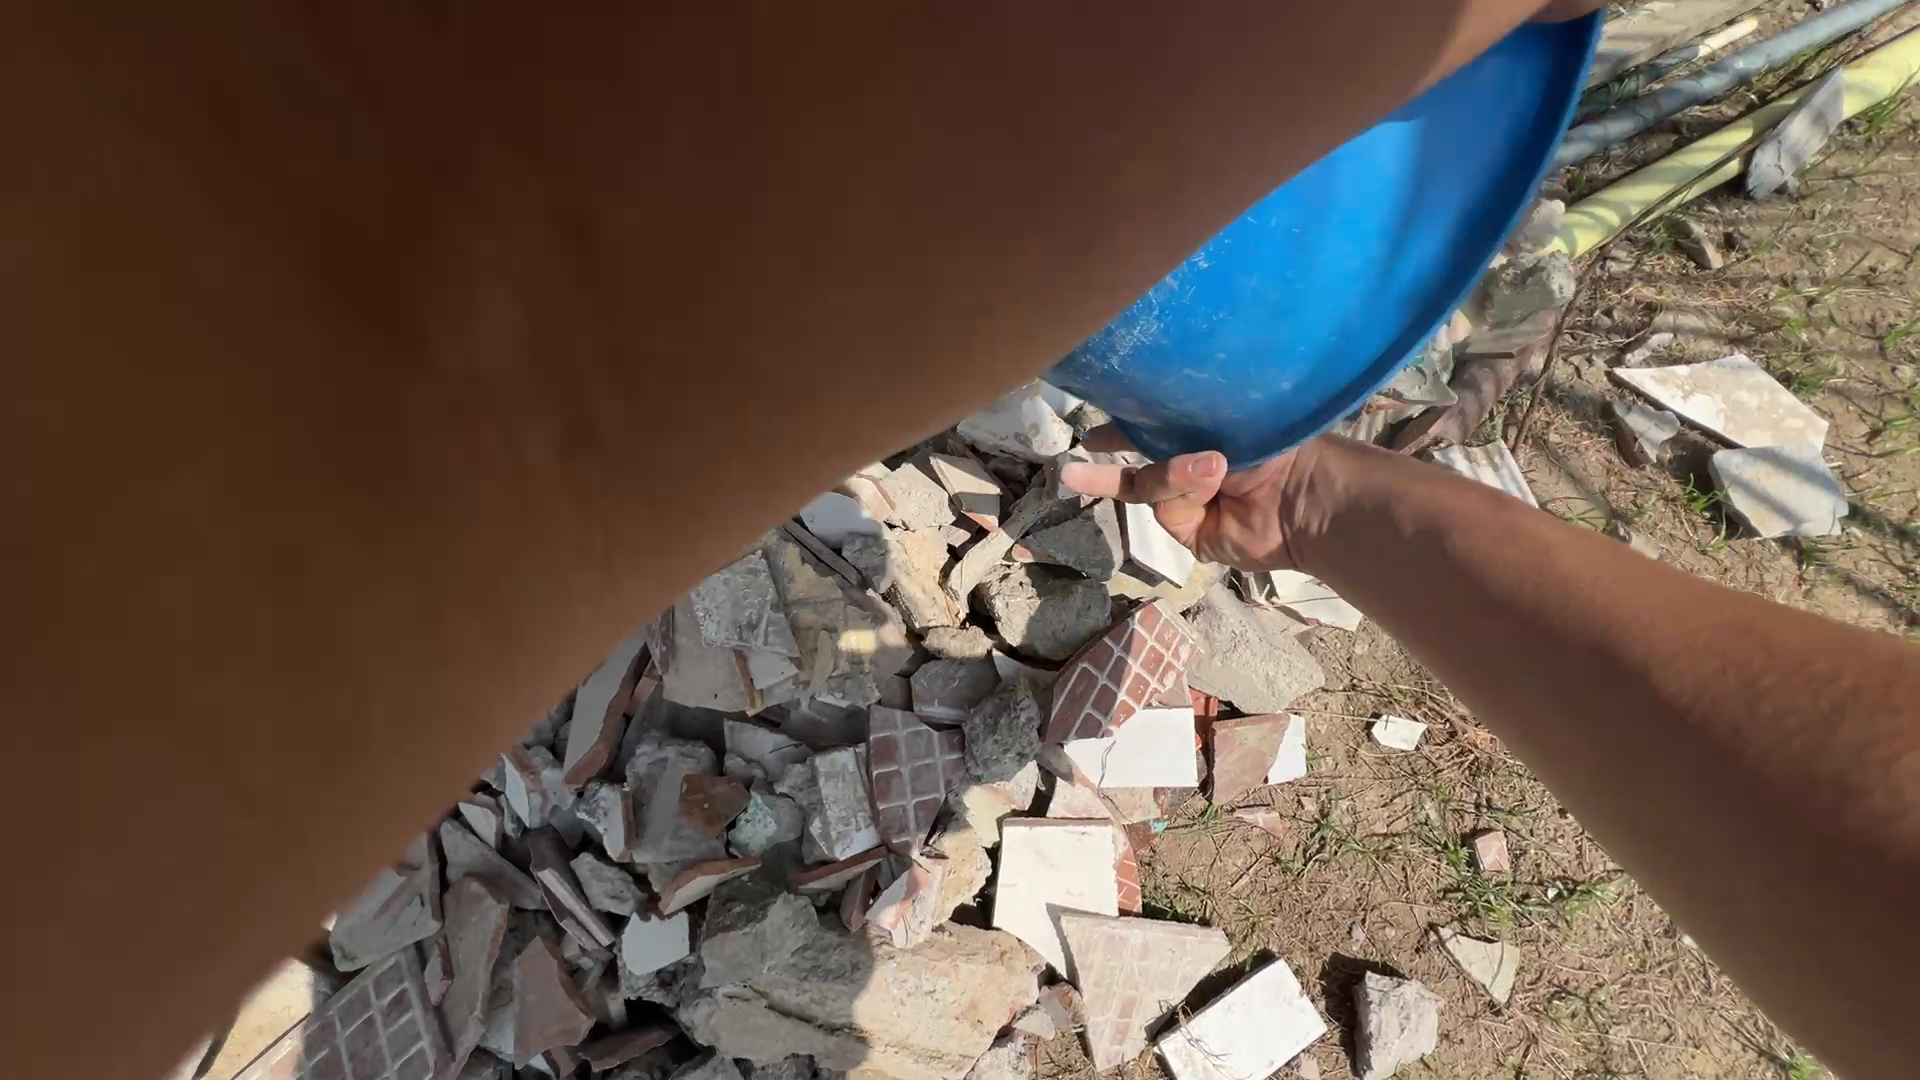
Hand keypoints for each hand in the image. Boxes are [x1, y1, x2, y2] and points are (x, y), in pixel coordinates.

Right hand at [1058, 430, 1329, 572]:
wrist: (1306, 497)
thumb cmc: (1278, 447)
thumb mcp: (1227, 421)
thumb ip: (1183, 422)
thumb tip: (1151, 437)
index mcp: (1206, 437)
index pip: (1158, 428)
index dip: (1128, 423)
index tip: (1099, 415)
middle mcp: (1191, 471)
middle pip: (1139, 460)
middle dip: (1113, 449)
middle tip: (1089, 441)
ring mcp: (1185, 504)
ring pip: (1148, 483)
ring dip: (1172, 473)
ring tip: (1215, 469)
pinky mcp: (1185, 531)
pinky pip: (1163, 507)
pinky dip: (1181, 492)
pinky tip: (1209, 483)